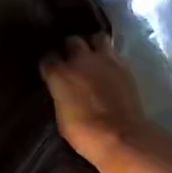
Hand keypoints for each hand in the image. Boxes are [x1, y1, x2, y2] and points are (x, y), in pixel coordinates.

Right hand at [40, 34, 152, 160]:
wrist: (120, 135)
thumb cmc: (84, 132)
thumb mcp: (62, 116)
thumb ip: (61, 96)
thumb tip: (64, 91)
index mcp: (60, 74)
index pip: (48, 59)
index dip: (49, 64)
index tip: (51, 70)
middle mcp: (81, 60)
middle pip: (72, 41)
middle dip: (71, 47)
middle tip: (73, 59)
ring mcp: (105, 59)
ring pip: (97, 38)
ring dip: (94, 44)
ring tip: (94, 55)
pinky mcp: (124, 65)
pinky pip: (114, 52)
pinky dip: (110, 57)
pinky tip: (109, 67)